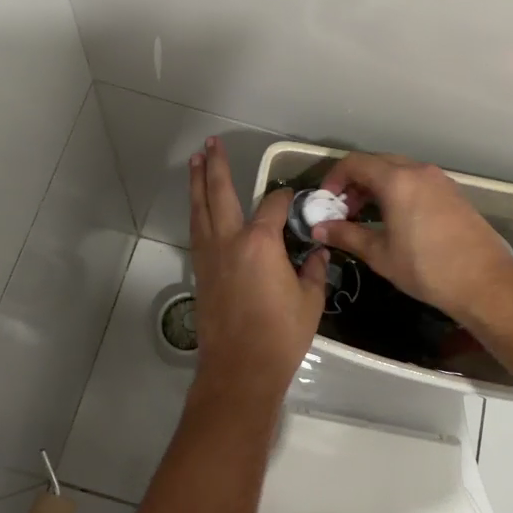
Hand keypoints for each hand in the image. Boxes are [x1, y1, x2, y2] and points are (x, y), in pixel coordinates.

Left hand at [188, 137, 327, 402]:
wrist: (240, 369)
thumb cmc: (280, 335)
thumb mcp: (310, 300)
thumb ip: (312, 269)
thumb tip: (316, 252)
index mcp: (261, 242)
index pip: (273, 205)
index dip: (286, 197)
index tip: (295, 198)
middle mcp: (231, 240)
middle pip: (220, 193)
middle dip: (217, 166)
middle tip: (212, 143)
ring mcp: (211, 255)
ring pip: (201, 209)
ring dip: (199, 183)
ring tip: (196, 161)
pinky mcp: (202, 271)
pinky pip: (198, 230)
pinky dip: (198, 211)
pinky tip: (199, 206)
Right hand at [313, 152, 512, 318]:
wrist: (484, 281)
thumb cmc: (427, 268)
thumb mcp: (380, 254)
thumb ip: (347, 236)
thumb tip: (319, 229)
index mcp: (397, 180)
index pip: (355, 163)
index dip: (334, 179)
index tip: (326, 203)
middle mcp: (418, 171)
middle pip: (376, 163)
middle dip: (354, 183)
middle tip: (343, 211)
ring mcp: (439, 179)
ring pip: (398, 170)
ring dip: (376, 186)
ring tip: (366, 217)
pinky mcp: (452, 192)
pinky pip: (416, 181)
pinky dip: (398, 190)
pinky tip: (394, 218)